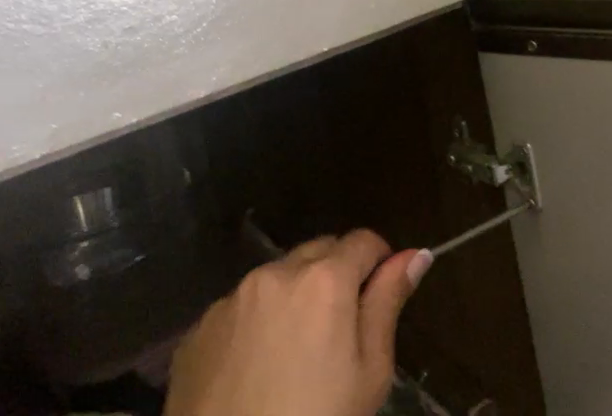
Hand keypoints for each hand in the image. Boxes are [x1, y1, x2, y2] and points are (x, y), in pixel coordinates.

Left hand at [163, 230, 431, 415]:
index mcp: (325, 279)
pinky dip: (256, 322)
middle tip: (341, 330)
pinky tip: (257, 368)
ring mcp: (230, 301)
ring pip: (278, 277)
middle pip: (320, 251)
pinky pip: (240, 307)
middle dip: (337, 274)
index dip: (379, 264)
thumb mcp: (370, 371)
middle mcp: (275, 273)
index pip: (365, 240)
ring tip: (295, 352)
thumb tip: (415, 254)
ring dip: (294, 295)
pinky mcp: (196, 331)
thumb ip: (389, 302)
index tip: (378, 300)